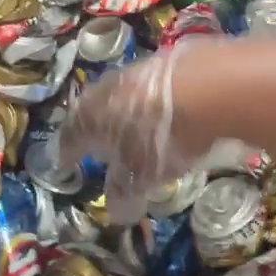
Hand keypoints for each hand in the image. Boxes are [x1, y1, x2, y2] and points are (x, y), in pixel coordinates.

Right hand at [55, 40, 217, 222]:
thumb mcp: (140, 174)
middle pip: (90, 111)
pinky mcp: (162, 63)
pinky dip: (148, 103)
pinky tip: (163, 114)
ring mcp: (133, 73)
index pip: (68, 136)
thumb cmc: (160, 137)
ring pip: (118, 97)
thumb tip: (116, 212)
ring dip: (122, 114)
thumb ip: (123, 192)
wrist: (207, 85)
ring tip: (134, 131)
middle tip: (100, 147)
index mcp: (88, 116)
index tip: (68, 163)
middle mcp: (103, 90)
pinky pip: (146, 89)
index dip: (68, 152)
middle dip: (94, 129)